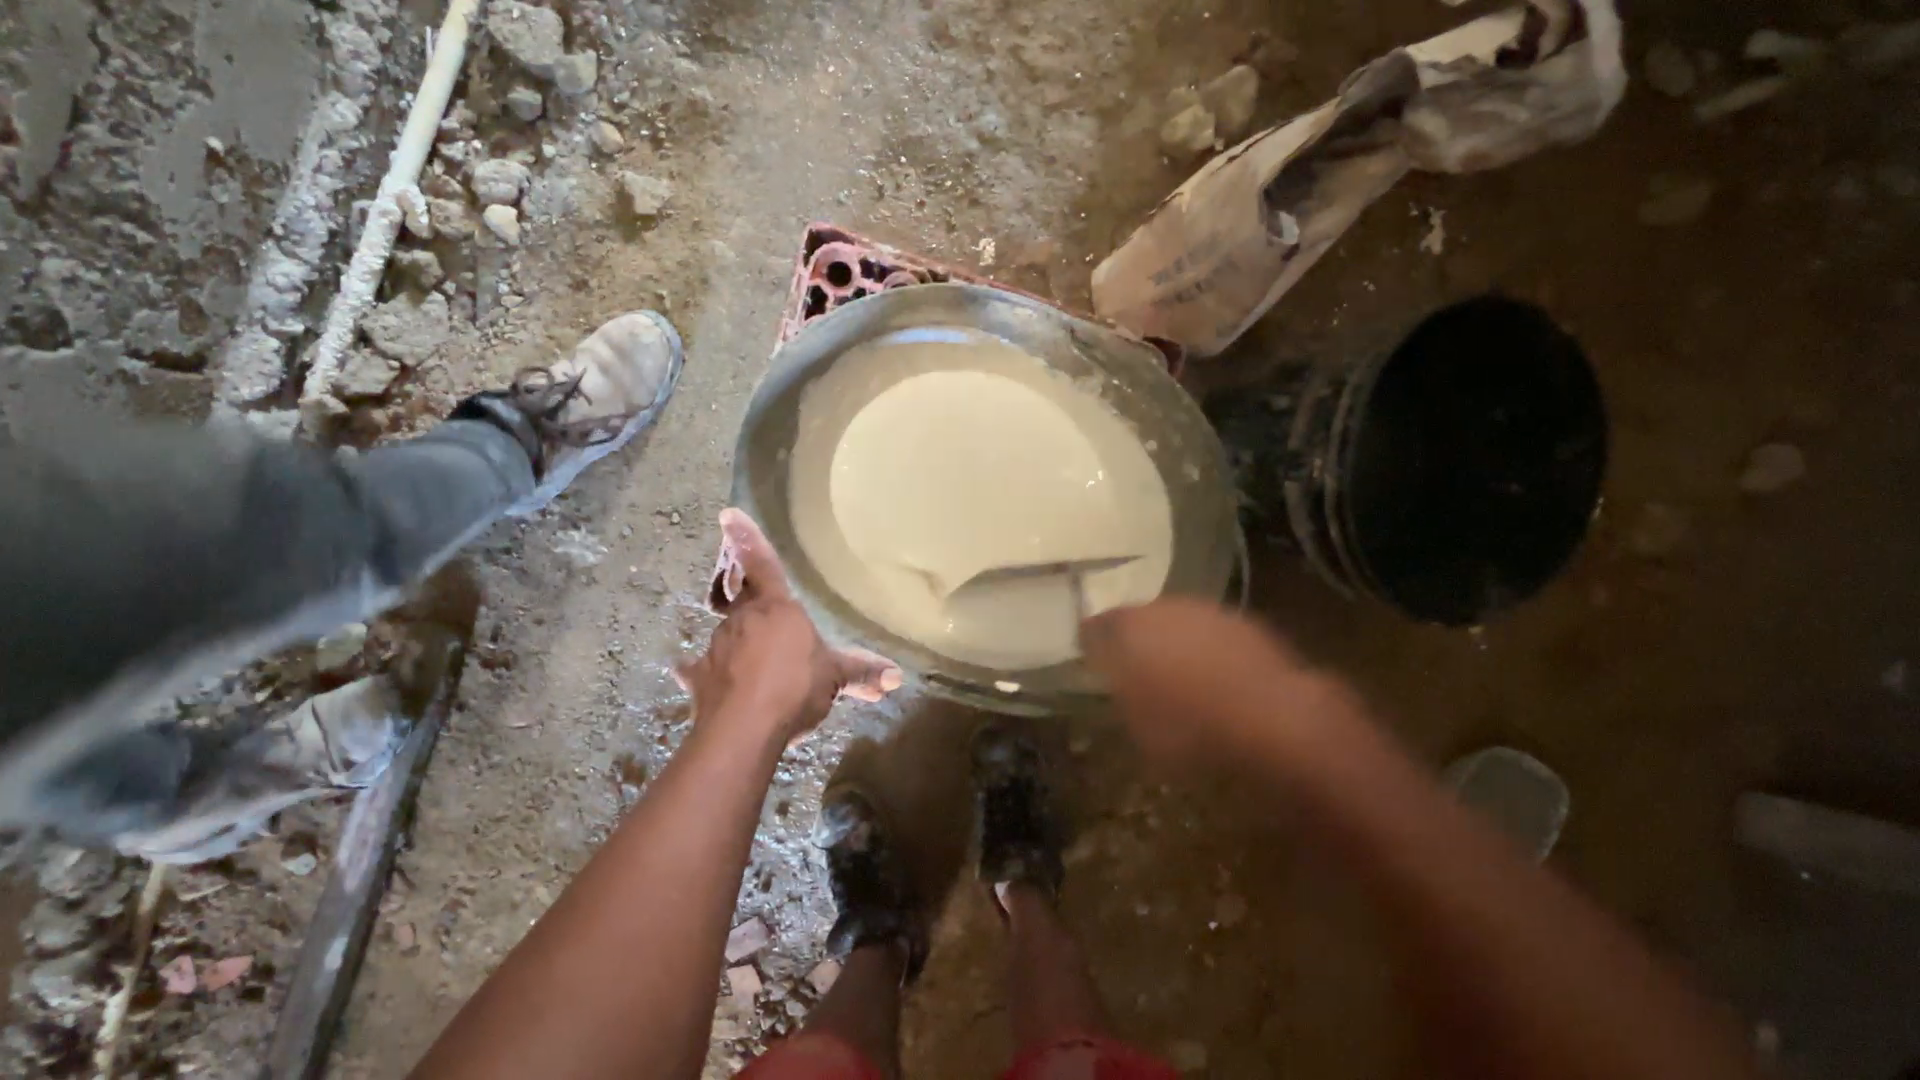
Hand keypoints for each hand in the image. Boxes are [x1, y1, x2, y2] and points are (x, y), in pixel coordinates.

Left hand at [676, 510, 900, 743]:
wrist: (743, 729)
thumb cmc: (794, 687)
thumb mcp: (834, 679)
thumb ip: (861, 674)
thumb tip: (896, 677)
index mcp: (776, 608)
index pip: (762, 564)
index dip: (746, 538)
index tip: (728, 513)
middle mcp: (742, 619)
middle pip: (743, 600)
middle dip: (750, 601)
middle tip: (762, 609)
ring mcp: (716, 648)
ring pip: (728, 635)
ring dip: (740, 642)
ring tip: (756, 664)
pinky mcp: (699, 678)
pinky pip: (701, 671)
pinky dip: (706, 675)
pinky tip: (704, 682)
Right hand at [1080, 597, 1356, 767]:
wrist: (1276, 720)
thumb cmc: (1191, 729)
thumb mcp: (1138, 727)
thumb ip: (1120, 695)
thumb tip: (1115, 682)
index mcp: (1128, 628)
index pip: (1096, 626)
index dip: (1092, 643)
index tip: (1090, 658)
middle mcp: (1165, 608)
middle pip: (1140, 618)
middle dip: (1135, 639)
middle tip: (1133, 666)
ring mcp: (1209, 612)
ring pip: (1180, 623)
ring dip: (1175, 642)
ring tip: (1176, 673)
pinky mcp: (1247, 624)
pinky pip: (1214, 635)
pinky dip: (1209, 650)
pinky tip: (1215, 677)